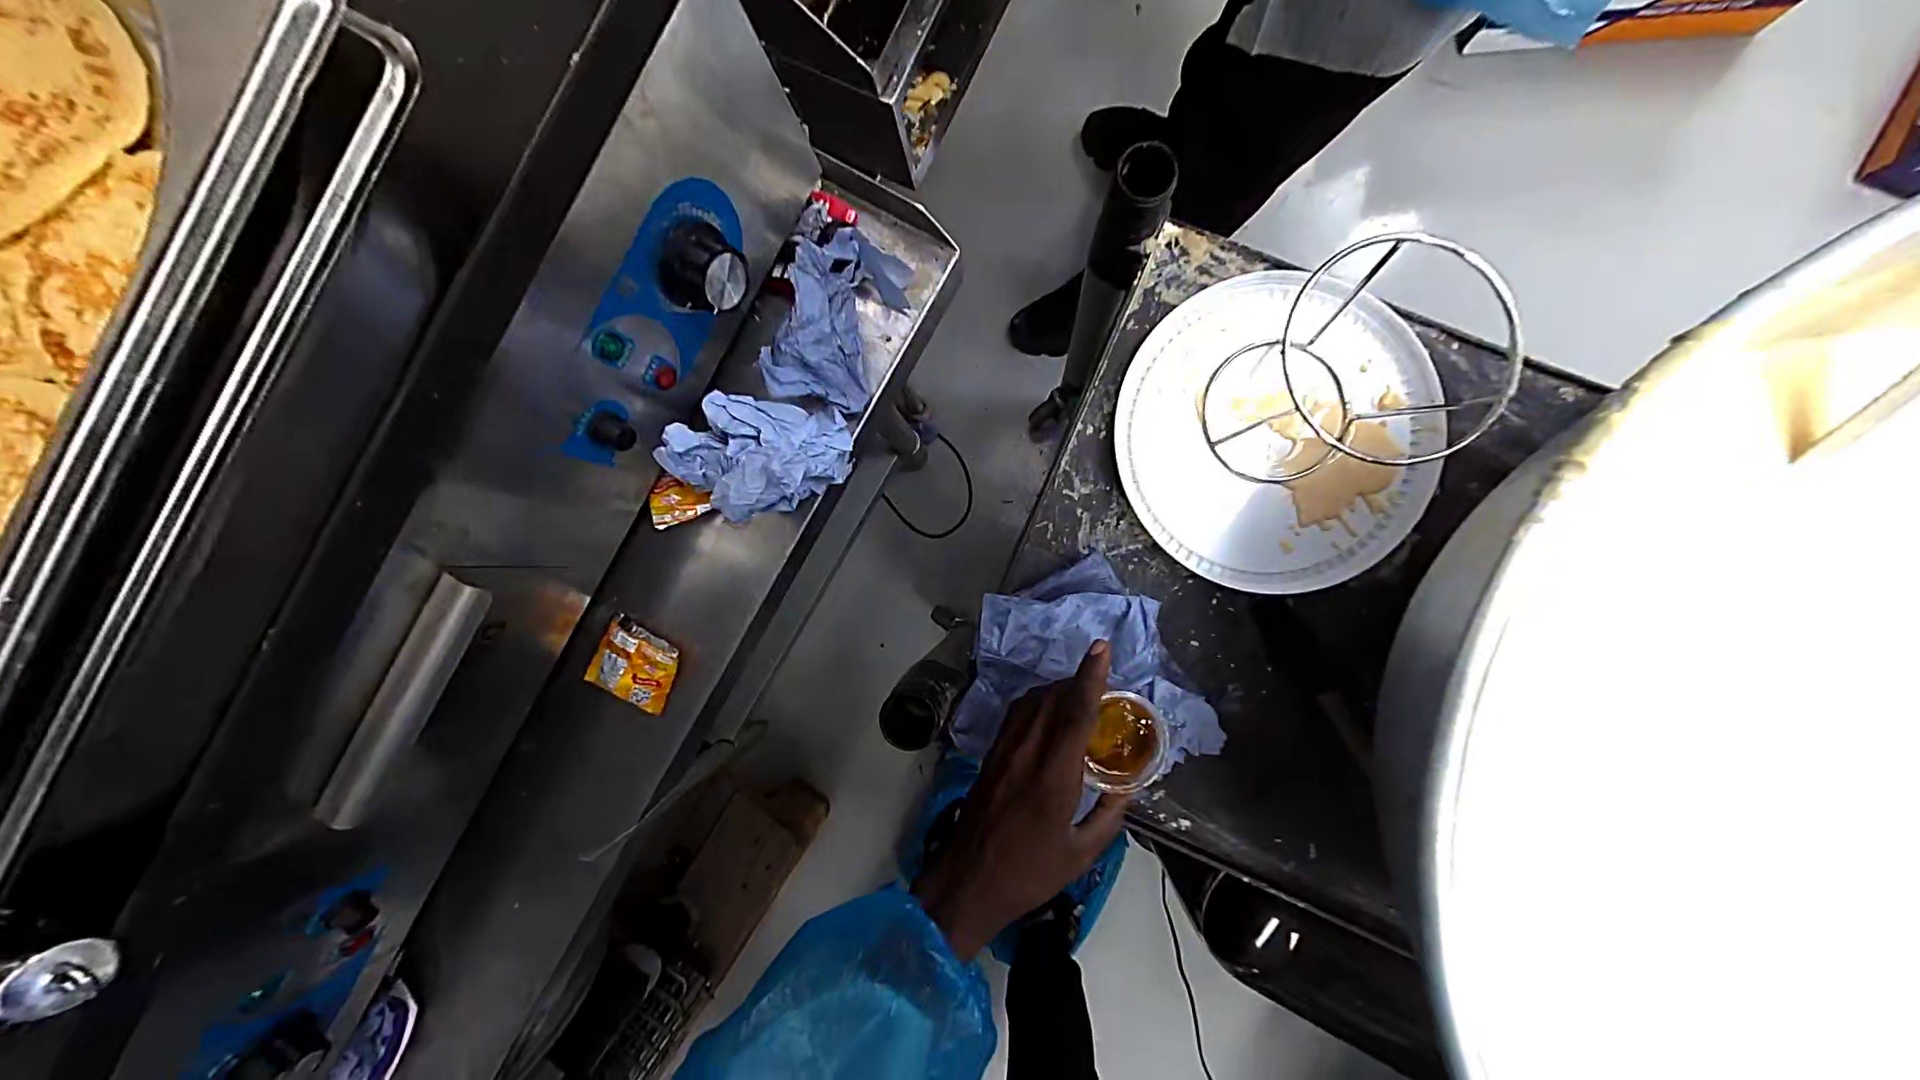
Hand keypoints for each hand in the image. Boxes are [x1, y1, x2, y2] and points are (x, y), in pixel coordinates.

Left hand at [912, 641, 1129, 959]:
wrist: (968, 881)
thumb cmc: (1028, 873)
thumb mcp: (1081, 854)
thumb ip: (1108, 816)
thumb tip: (1126, 789)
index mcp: (1054, 776)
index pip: (1076, 713)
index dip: (1091, 677)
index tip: (1101, 648)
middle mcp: (1027, 752)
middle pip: (1053, 698)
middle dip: (1078, 681)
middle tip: (1102, 682)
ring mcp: (1004, 751)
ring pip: (1031, 702)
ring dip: (1057, 690)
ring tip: (1078, 696)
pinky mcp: (991, 756)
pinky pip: (1016, 715)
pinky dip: (1037, 704)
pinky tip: (1048, 715)